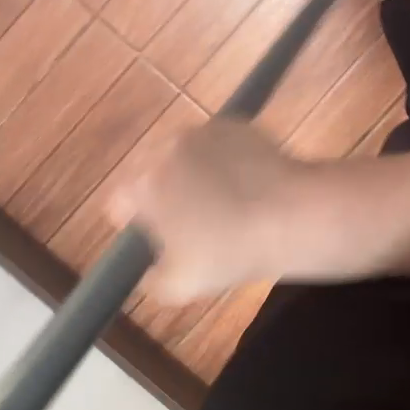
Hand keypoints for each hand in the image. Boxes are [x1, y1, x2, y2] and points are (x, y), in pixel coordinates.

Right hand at [110, 119, 306, 301]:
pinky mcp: (234, 122)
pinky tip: (240, 180)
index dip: (133, 221)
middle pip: (147, 169)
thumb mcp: (179, 286)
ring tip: (217, 197)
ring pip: (181, 152)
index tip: (153, 237)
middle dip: (159, 190)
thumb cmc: (230, 252)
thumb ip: (150, 278)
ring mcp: (203, 129)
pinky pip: (214, 142)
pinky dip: (218, 156)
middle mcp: (167, 146)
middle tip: (185, 218)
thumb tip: (148, 268)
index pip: (118, 201)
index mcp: (144, 183)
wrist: (291, 214)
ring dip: (188, 169)